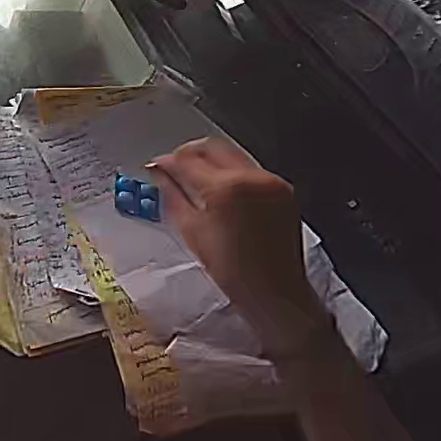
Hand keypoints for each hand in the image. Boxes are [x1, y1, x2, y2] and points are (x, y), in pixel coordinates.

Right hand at [147, 137, 332, 357]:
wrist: (274, 293)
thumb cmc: (233, 272)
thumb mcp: (192, 232)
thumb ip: (173, 196)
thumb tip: (161, 176)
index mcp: (225, 188)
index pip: (187, 161)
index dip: (168, 162)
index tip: (158, 166)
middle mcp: (250, 178)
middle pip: (211, 147)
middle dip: (190, 154)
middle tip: (176, 167)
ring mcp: (269, 182)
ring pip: (232, 155)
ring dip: (211, 161)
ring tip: (198, 181)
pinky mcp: (282, 189)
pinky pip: (251, 170)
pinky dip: (233, 174)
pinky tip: (224, 193)